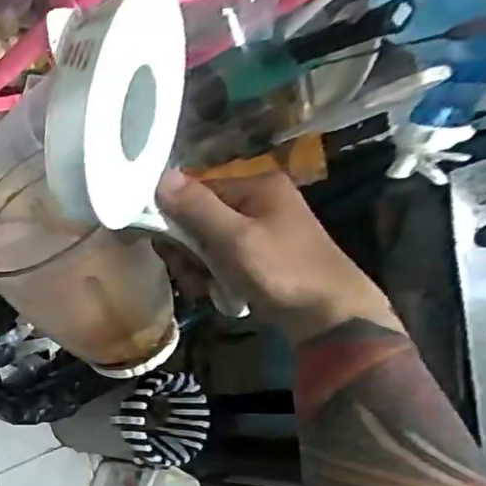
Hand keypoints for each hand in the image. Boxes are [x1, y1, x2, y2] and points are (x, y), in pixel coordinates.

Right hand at [156, 171, 403, 344]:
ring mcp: (255, 222)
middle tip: (190, 270)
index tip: (168, 249)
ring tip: (202, 282)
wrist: (324, 309)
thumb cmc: (279, 269)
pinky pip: (211, 251)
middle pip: (190, 216)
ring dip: (190, 263)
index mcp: (255, 186)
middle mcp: (254, 198)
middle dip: (181, 248)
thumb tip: (160, 176)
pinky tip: (211, 284)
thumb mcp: (232, 237)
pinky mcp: (252, 245)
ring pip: (196, 238)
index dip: (168, 219)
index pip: (188, 192)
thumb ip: (195, 207)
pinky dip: (204, 269)